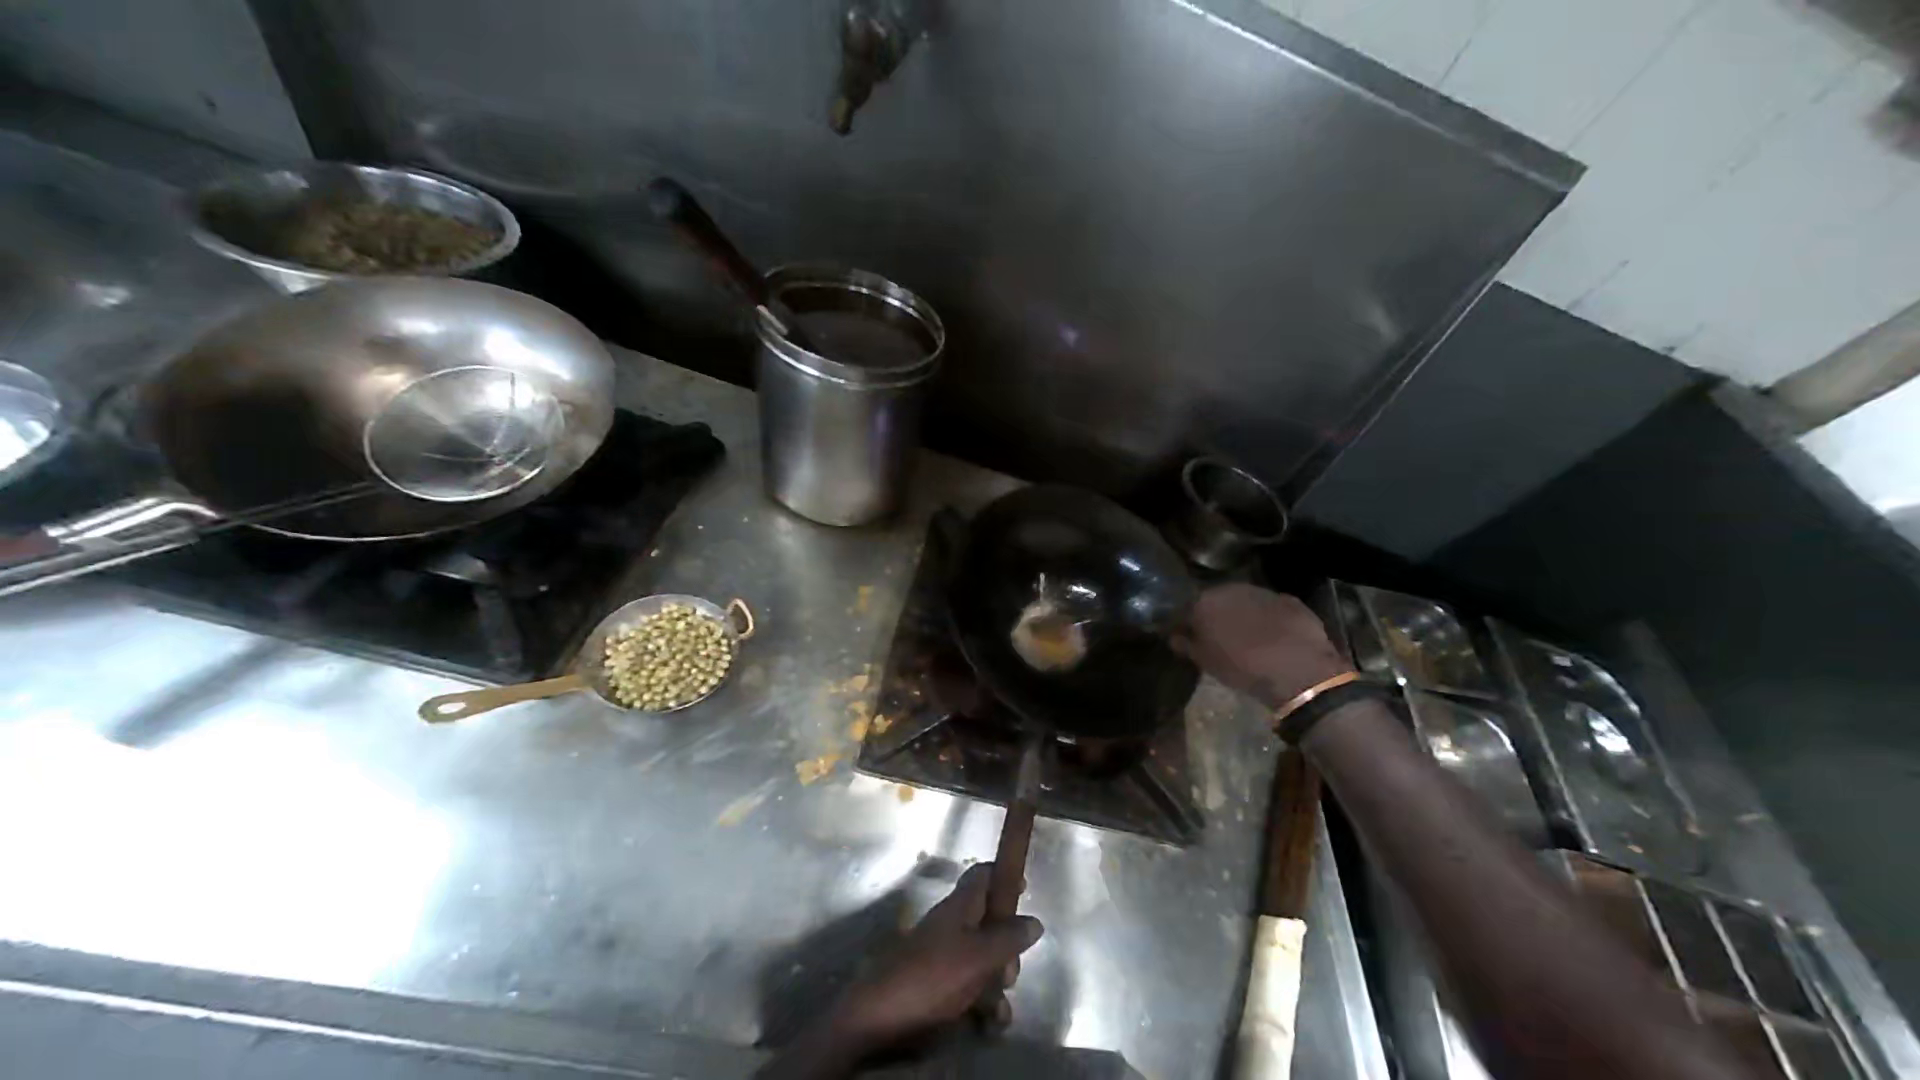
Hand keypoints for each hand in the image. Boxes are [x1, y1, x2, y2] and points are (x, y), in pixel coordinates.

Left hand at [830, 863, 1044, 1053]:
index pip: (981, 876)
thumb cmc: (933, 976)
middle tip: (1011, 972)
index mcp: (959, 907)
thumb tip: (1034, 921)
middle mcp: (952, 925)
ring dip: (997, 981)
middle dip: (1007, 947)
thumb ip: (1009, 938)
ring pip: (983, 958)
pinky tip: (992, 1022)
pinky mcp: (938, 984)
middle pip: (989, 922)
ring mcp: (944, 955)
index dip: (1003, 876)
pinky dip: (984, 1003)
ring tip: (1001, 1007)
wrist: (883, 1016)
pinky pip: (970, 986)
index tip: (1024, 887)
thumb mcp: (980, 956)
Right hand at [1182, 584, 1351, 707]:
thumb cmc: (1242, 668)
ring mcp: (1264, 592)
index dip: (1189, 622)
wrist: (1298, 670)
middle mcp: (1232, 588)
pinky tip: (1275, 636)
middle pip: (1218, 599)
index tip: (1190, 635)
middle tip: (1220, 636)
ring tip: (1249, 636)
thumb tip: (1174, 636)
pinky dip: (1270, 618)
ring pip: (1246, 601)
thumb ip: (1186, 644)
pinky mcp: (1291, 600)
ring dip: (1244, 614)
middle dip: (1217, 614)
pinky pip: (1273, 607)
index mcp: (1205, 601)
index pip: (1189, 607)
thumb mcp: (1205, 662)